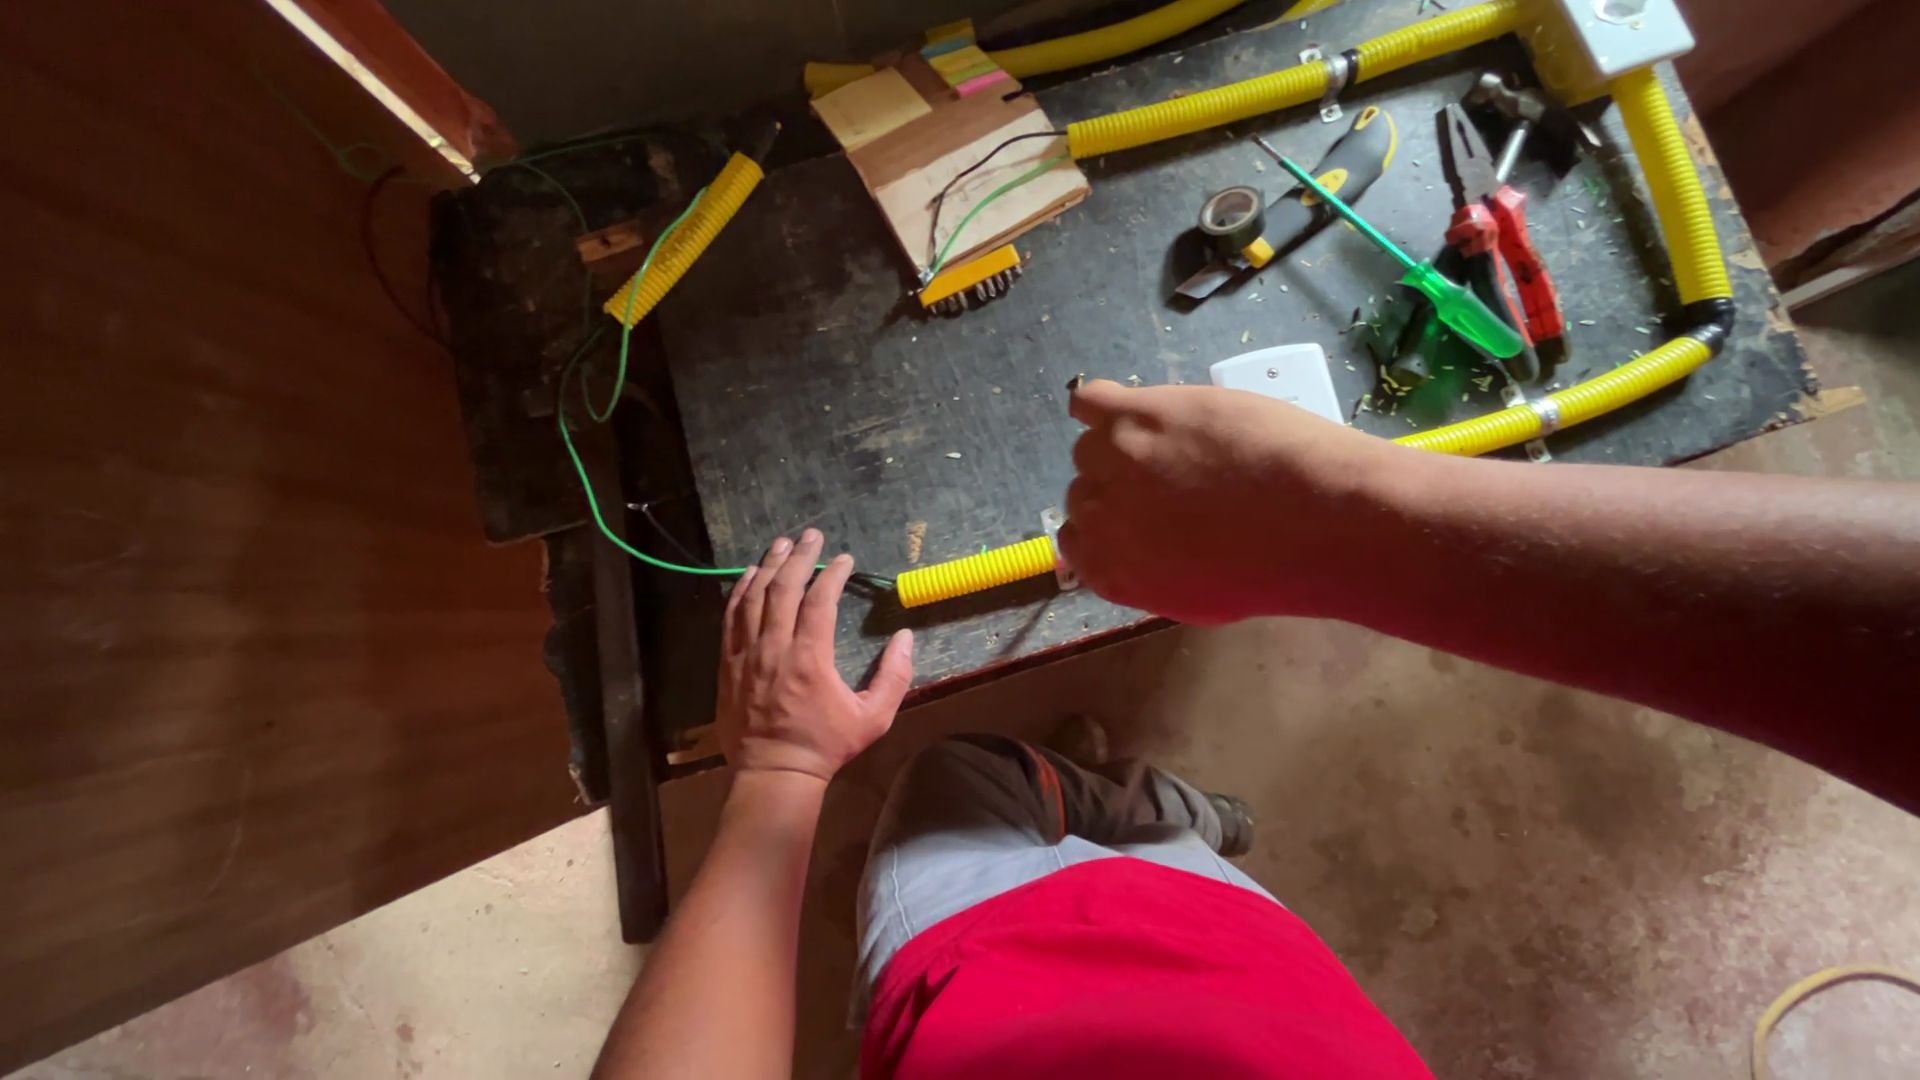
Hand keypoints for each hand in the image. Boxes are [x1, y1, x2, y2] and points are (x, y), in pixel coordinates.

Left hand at [718, 529, 913, 781]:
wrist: (774, 774)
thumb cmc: (827, 745)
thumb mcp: (874, 718)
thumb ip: (895, 677)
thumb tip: (905, 638)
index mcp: (810, 659)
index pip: (819, 601)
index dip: (832, 574)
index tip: (844, 559)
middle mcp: (774, 649)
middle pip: (783, 589)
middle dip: (800, 557)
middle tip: (812, 535)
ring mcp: (746, 655)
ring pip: (753, 598)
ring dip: (768, 566)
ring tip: (782, 544)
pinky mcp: (728, 664)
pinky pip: (730, 618)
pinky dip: (740, 591)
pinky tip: (750, 575)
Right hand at [1059, 379, 1399, 624]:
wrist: (1319, 518)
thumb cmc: (1271, 570)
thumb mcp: (1196, 600)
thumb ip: (1146, 575)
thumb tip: (1133, 549)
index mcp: (1108, 570)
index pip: (1075, 541)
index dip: (1106, 525)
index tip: (1134, 518)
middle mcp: (1096, 516)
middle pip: (1083, 491)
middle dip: (1119, 488)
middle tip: (1168, 482)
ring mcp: (1111, 459)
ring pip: (1091, 447)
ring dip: (1122, 447)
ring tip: (1172, 446)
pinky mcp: (1136, 413)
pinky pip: (1089, 400)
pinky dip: (1099, 403)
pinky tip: (1129, 409)